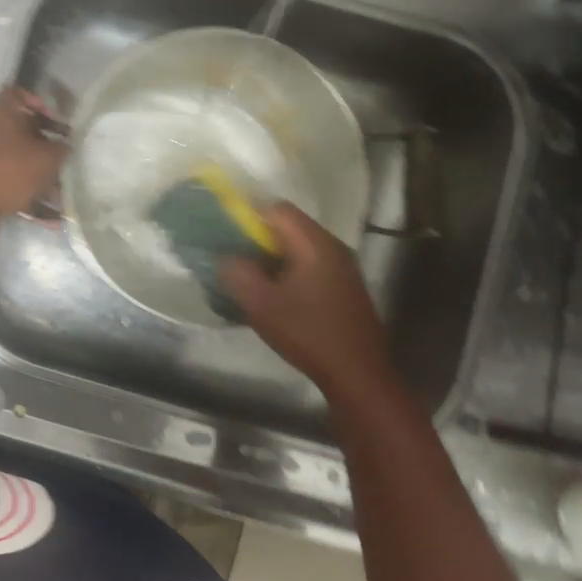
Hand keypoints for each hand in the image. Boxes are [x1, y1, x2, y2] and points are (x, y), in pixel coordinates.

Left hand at [0, 86, 68, 227]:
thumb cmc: (7, 172)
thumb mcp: (46, 159)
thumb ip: (61, 149)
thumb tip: (66, 146)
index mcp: (2, 112)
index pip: (18, 94)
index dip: (39, 103)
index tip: (57, 121)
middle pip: (23, 133)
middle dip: (48, 149)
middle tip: (68, 162)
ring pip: (19, 164)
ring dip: (42, 180)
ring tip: (65, 198)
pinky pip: (11, 188)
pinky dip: (30, 201)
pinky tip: (52, 221)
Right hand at [220, 203, 394, 396]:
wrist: (356, 371)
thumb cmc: (307, 332)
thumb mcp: (260, 304)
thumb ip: (238, 272)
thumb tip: (226, 256)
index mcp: (314, 244)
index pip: (277, 209)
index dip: (247, 215)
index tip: (224, 234)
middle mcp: (333, 247)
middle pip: (289, 227)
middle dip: (257, 238)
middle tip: (232, 258)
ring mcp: (343, 267)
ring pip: (299, 248)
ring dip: (271, 258)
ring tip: (249, 279)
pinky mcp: (344, 287)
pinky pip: (310, 265)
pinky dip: (288, 271)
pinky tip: (275, 295)